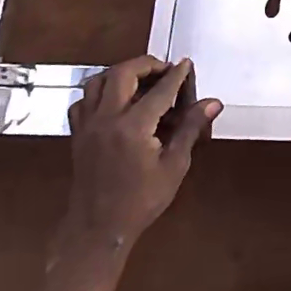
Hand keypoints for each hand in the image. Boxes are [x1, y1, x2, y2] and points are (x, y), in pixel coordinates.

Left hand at [66, 56, 221, 241]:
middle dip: (145, 64)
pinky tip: (115, 101)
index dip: (176, 75)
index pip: (159, 90)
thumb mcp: (174, 165)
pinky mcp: (78, 133)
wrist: (99, 227)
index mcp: (133, 127)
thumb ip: (190, 128)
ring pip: (98, 82)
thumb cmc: (142, 200)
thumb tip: (212, 103)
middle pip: (122, 73)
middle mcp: (106, 118)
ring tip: (141, 79)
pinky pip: (83, 101)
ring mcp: (87, 125)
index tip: (186, 64)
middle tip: (164, 69)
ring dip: (121, 74)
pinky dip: (99, 92)